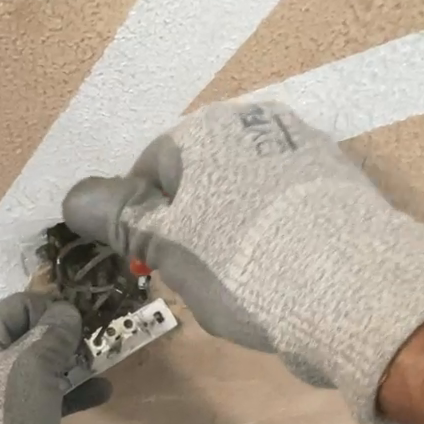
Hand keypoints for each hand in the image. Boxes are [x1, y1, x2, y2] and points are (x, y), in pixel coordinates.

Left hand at [0, 293, 111, 423]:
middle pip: (31, 337)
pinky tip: (102, 391)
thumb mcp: (33, 364)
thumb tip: (67, 312)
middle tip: (96, 338)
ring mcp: (5, 397)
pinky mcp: (22, 423)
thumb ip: (53, 333)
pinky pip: (51, 398)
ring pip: (44, 369)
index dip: (49, 306)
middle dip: (66, 336)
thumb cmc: (9, 415)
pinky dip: (74, 393)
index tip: (81, 316)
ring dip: (75, 364)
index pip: (17, 307)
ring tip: (104, 362)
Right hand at [63, 101, 423, 423]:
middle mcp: (259, 129)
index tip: (150, 265)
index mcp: (210, 131)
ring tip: (237, 288)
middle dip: (186, 232)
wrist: (351, 295)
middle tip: (192, 280)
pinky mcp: (337, 196)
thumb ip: (118, 217)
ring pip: (239, 206)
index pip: (150, 169)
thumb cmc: (241, 265)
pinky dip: (268, 249)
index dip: (141, 222)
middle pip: (198, 185)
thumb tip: (71, 199)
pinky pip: (281, 220)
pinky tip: (276, 283)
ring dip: (226, 244)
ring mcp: (305, 159)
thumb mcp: (166, 244)